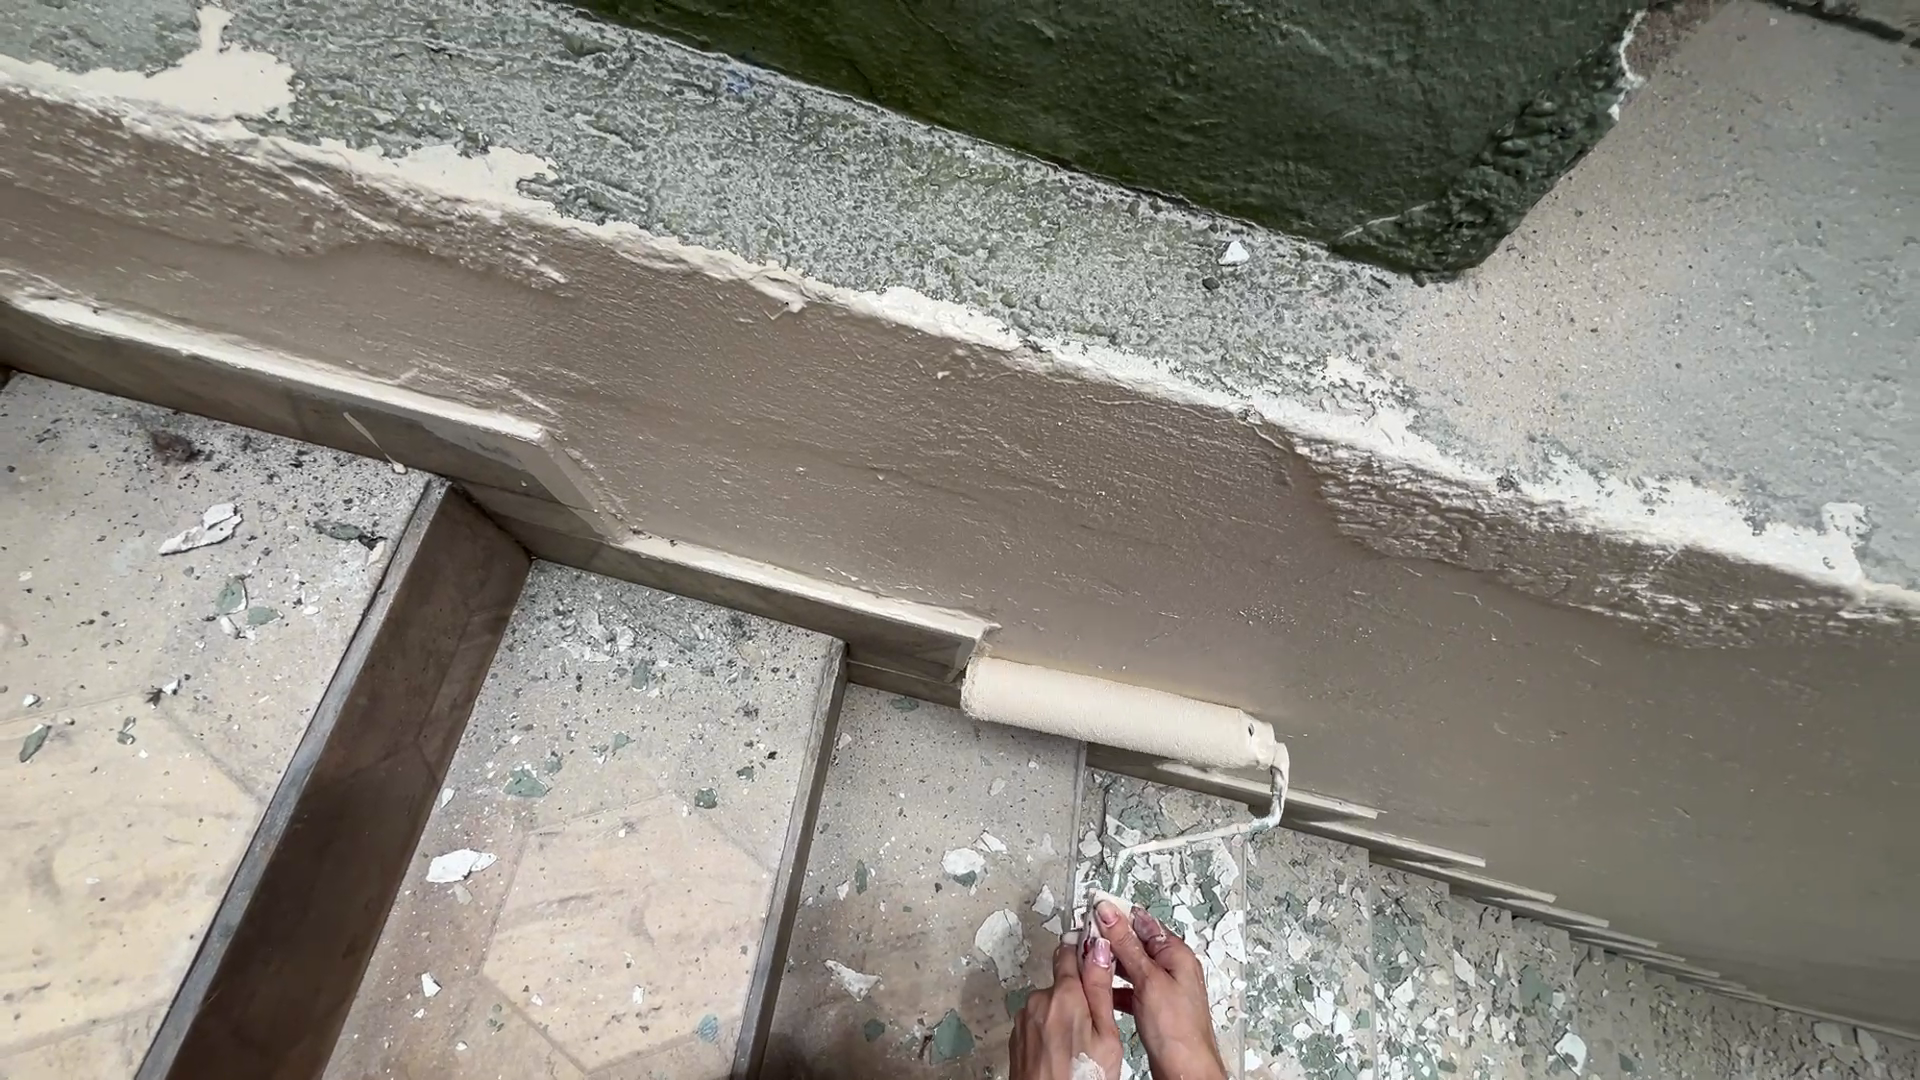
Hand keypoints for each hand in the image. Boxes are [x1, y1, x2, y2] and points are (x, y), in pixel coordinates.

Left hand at [1010, 938, 1123, 1079]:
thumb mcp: (1107, 1037)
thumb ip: (1100, 988)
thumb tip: (1099, 947)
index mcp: (1064, 994)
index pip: (1069, 951)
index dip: (1081, 949)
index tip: (1092, 949)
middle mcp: (1039, 999)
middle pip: (1061, 982)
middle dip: (1076, 996)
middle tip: (1092, 1026)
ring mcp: (1025, 1017)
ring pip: (1049, 1004)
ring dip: (1061, 1016)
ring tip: (1075, 1048)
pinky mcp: (1017, 1035)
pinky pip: (1037, 1022)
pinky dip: (1048, 1032)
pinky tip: (1060, 1055)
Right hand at [1094, 899, 1225, 1079]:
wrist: (1185, 1074)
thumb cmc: (1179, 1033)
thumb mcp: (1147, 980)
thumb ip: (1126, 944)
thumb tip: (1109, 913)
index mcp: (1176, 953)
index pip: (1141, 921)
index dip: (1117, 915)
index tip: (1093, 910)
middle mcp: (1171, 968)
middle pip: (1135, 942)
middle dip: (1110, 939)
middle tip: (1085, 935)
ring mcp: (1161, 989)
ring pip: (1129, 965)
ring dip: (1110, 962)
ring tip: (1088, 958)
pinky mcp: (1152, 1007)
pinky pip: (1128, 987)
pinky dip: (1113, 986)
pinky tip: (1100, 988)